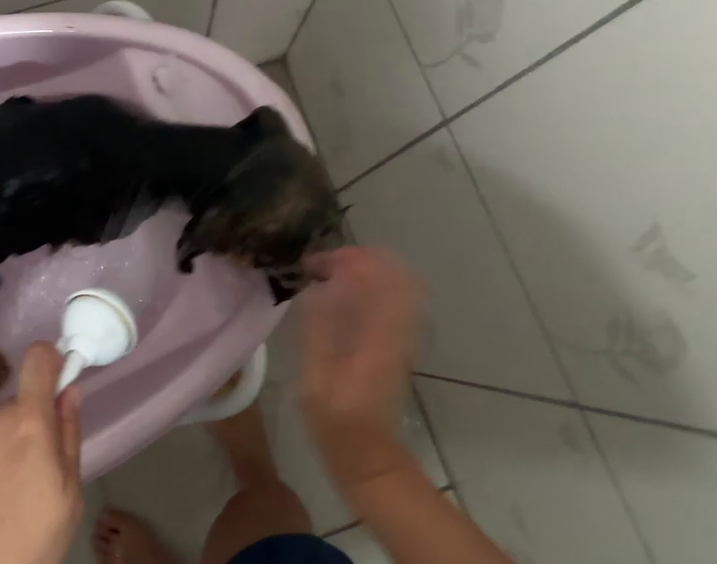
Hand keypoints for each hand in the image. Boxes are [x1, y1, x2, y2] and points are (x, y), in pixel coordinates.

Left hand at [0, 342, 82, 563]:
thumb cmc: (21, 547)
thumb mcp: (67, 500)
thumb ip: (69, 438)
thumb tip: (69, 393)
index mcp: (26, 422)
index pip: (38, 358)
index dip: (51, 362)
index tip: (57, 385)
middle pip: (15, 409)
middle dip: (25, 433)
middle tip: (29, 482)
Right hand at [298, 247, 422, 491]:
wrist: (370, 457)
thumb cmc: (336, 422)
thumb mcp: (315, 381)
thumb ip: (319, 331)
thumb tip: (318, 286)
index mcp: (379, 336)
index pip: (374, 277)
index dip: (344, 260)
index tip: (313, 265)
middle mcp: (398, 329)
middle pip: (393, 272)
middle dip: (356, 258)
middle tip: (322, 265)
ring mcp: (403, 335)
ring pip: (397, 282)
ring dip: (365, 269)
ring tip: (330, 274)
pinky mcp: (400, 343)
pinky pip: (395, 298)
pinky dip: (372, 285)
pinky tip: (344, 294)